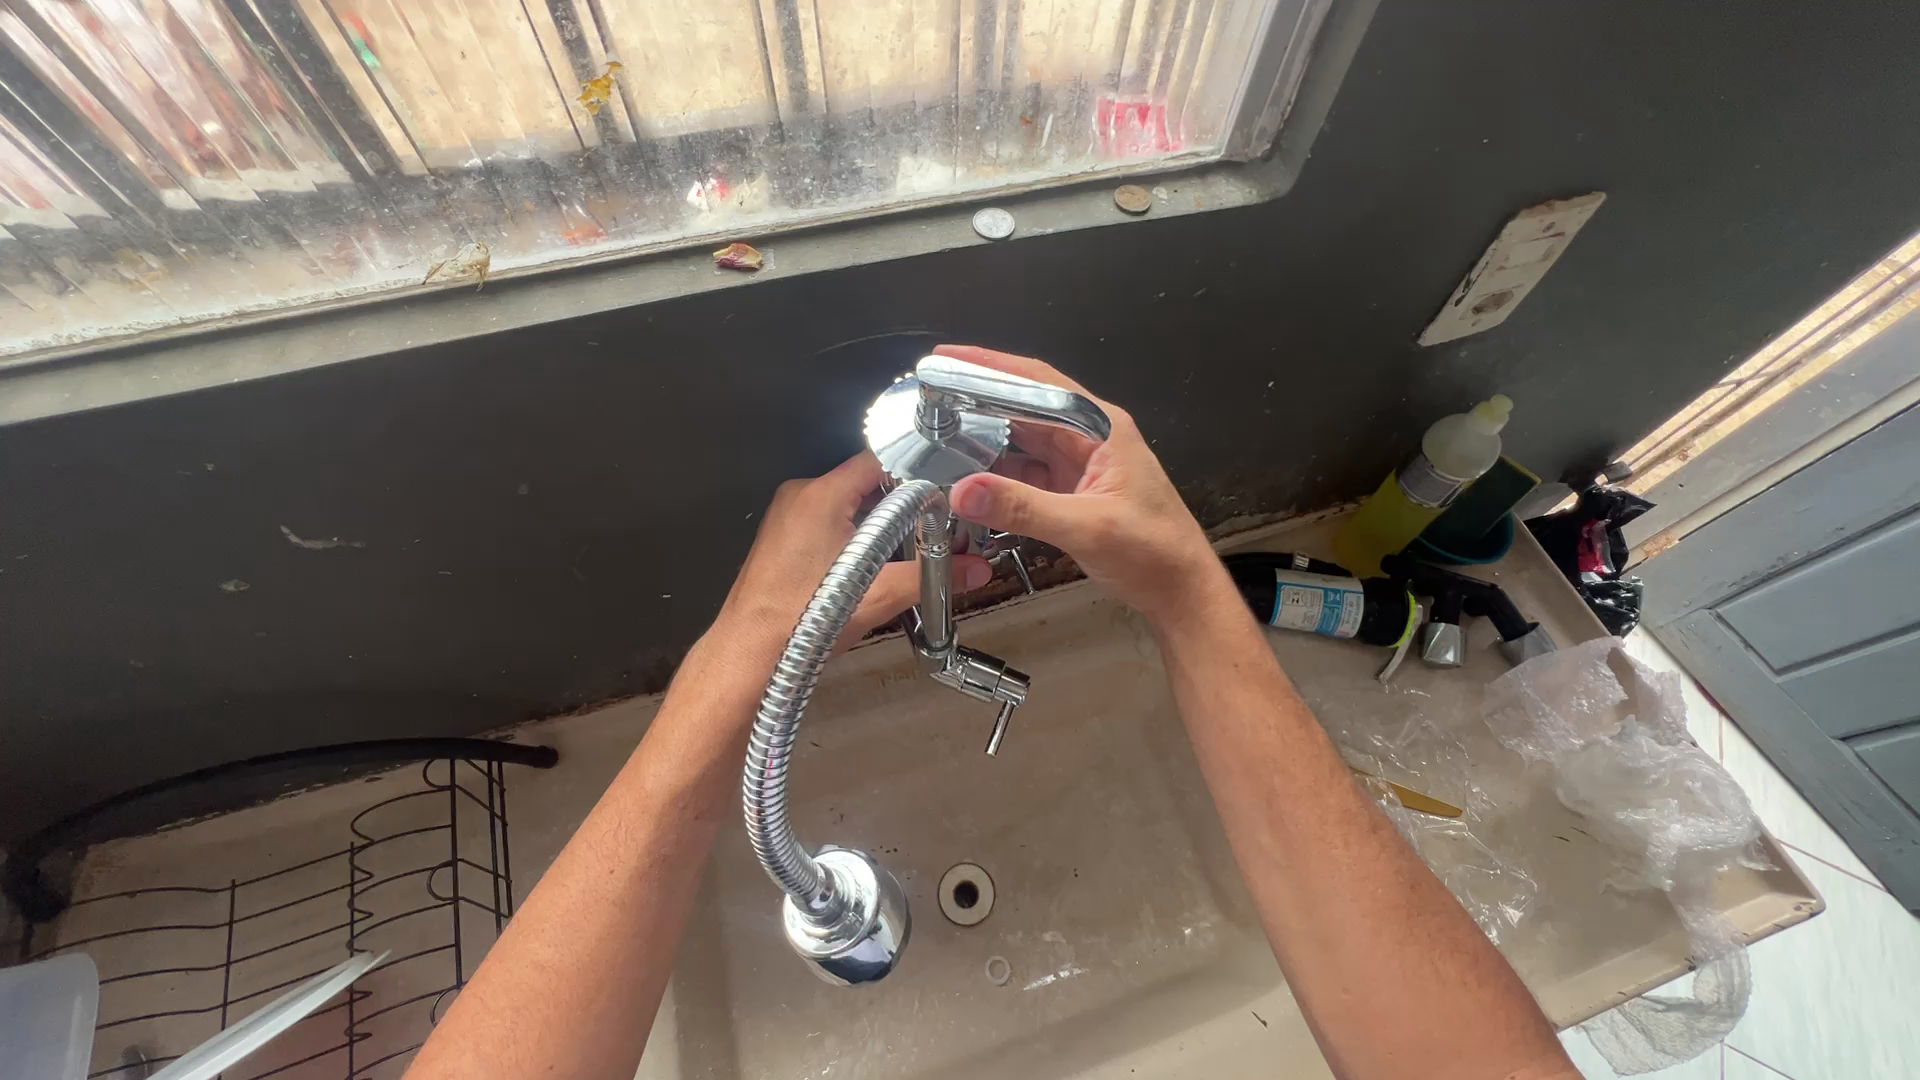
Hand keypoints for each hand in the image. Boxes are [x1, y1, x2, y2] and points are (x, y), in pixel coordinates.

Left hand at [713, 452, 992, 658]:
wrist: (748, 656)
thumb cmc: (796, 623)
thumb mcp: (878, 595)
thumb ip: (932, 576)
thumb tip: (973, 570)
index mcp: (820, 495)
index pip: (880, 460)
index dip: (916, 474)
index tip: (940, 495)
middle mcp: (800, 498)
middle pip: (867, 484)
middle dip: (902, 507)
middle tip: (930, 532)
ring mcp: (789, 519)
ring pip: (849, 507)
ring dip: (878, 527)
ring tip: (901, 556)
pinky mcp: (784, 541)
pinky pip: (829, 526)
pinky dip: (855, 540)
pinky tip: (868, 570)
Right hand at [938, 345, 1222, 623]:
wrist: (1180, 593)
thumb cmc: (1155, 553)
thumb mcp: (1087, 527)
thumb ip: (1023, 508)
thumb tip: (965, 491)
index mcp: (1100, 427)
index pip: (1037, 382)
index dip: (989, 366)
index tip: (947, 358)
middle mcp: (1087, 438)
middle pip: (1022, 408)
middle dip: (976, 403)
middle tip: (930, 403)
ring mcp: (1078, 465)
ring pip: (1020, 442)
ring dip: (983, 442)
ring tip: (938, 440)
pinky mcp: (1070, 492)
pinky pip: (1025, 474)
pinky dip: (996, 477)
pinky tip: (969, 480)